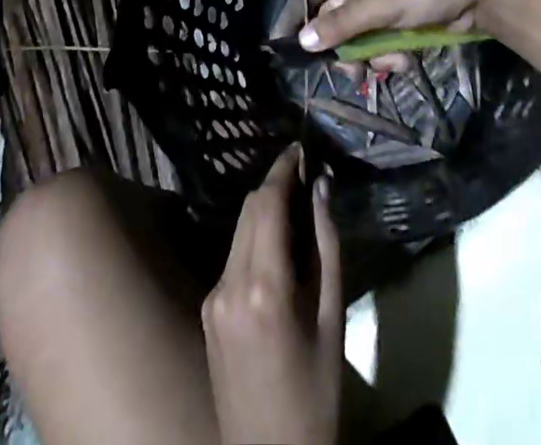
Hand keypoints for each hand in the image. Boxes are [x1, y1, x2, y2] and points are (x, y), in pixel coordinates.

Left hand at [203, 146, 341, 444]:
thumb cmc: (317, 391)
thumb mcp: (332, 319)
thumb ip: (326, 248)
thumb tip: (321, 189)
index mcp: (263, 286)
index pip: (267, 205)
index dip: (282, 171)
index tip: (300, 149)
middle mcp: (228, 282)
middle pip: (248, 212)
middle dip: (274, 186)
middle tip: (304, 172)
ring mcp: (213, 296)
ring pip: (239, 232)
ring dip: (265, 212)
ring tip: (297, 204)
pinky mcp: (208, 308)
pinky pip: (233, 258)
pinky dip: (255, 241)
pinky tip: (279, 246)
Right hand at [299, 0, 528, 60]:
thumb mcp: (382, 6)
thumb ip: (342, 25)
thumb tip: (302, 42)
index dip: (299, 15)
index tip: (287, 43)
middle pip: (334, 19)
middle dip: (344, 47)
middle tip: (348, 71)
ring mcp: (380, 3)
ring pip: (356, 37)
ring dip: (369, 56)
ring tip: (387, 65)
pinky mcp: (396, 22)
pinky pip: (378, 43)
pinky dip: (388, 55)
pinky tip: (405, 60)